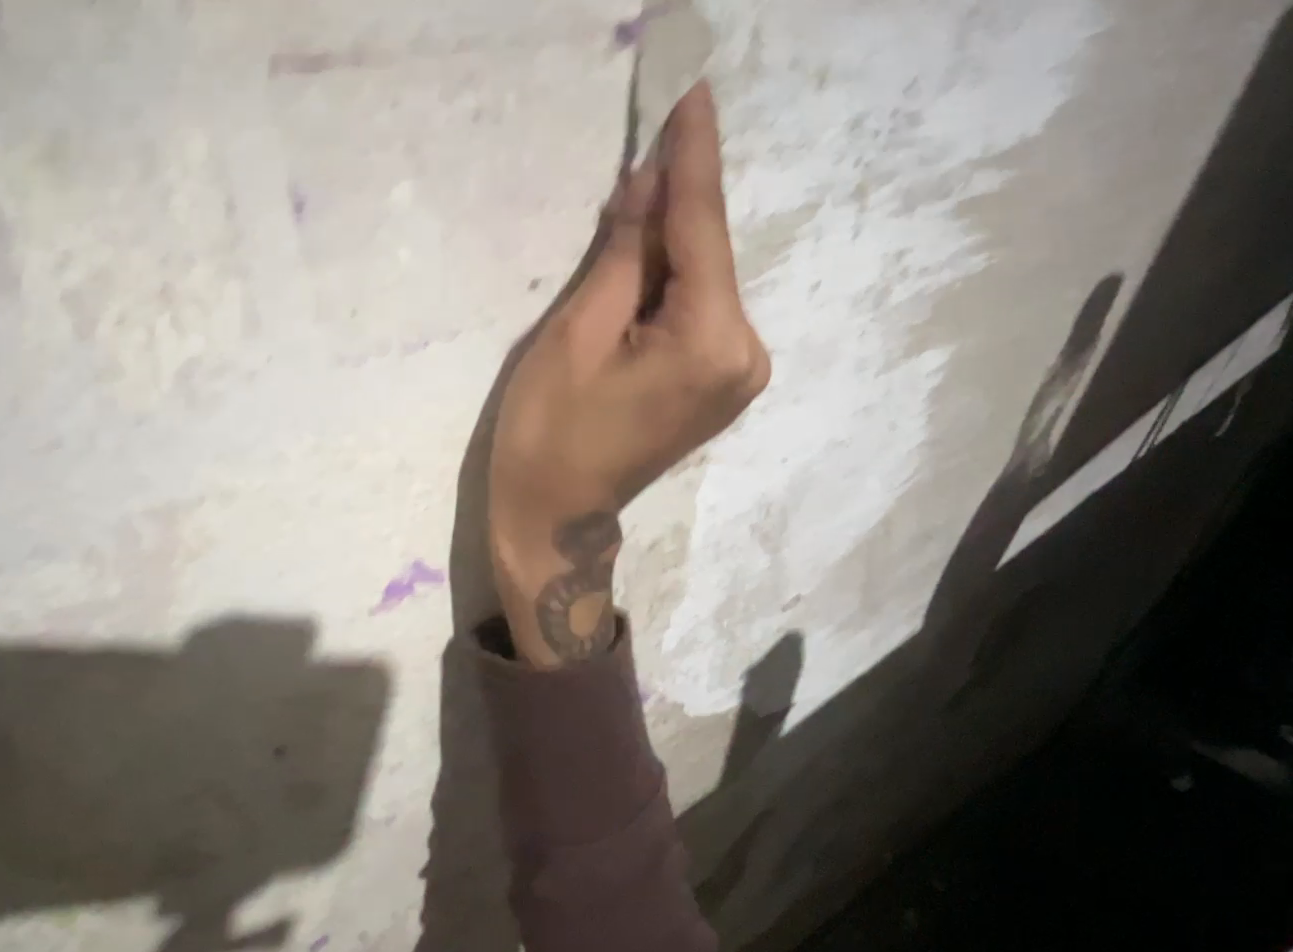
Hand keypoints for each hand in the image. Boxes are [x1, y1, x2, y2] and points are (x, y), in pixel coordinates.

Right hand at [488, 81, 767, 666]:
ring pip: (705, 280)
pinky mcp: (724, 382)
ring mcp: (741, 373)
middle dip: (677, 200)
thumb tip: (649, 185)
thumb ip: (623, 255)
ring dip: (670, 241)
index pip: (703, 229)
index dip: (692, 158)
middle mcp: (745, 354)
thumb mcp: (574, 334)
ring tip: (633, 204)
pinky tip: (644, 260)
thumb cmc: (547, 433)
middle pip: (709, 254)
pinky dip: (674, 280)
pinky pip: (701, 310)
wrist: (556, 517)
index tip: (694, 92)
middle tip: (654, 136)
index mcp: (709, 343)